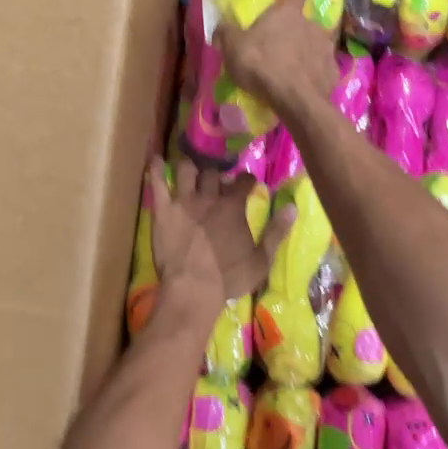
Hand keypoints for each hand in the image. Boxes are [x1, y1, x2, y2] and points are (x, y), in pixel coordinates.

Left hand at [148, 156, 293, 321]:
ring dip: (189, 167)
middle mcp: (209, 197)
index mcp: (233, 207)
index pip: (243, 181)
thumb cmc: (229, 277)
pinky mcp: (162, 211)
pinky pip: (157, 184)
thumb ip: (277, 231)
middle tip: (216, 180)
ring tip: (189, 168)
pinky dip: (155, 170)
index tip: (247, 184)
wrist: (193, 288)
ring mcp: (183, 202)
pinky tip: (155, 160)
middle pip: (213, 173)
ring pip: (186, 170)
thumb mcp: (261, 259)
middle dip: (216, 173)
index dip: (246, 180)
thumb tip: (292, 207)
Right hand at [219, 0, 338, 122]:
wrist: (294, 98)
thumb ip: (226, 33)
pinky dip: (316, 75)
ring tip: (298, 68)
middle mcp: (313, 25)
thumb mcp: (233, 47)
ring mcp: (327, 49)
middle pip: (308, 23)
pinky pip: (324, 70)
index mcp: (288, 13)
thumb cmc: (262, 65)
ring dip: (310, 53)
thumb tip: (221, 27)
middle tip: (287, 45)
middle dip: (300, 31)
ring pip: (319, 46)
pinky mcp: (334, 72)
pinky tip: (307, 85)